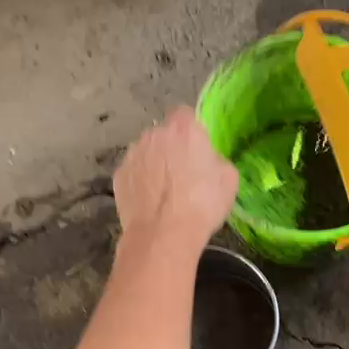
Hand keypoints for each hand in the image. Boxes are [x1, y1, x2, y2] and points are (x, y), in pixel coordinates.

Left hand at [113, 107, 237, 253]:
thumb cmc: (202, 204)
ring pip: (147, 151)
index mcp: (184, 129)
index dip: (192, 129)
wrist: (163, 235)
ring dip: (155, 163)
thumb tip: (208, 160)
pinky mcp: (119, 175)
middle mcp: (154, 134)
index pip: (185, 113)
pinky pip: (134, 171)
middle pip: (164, 133)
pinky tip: (151, 201)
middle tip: (184, 173)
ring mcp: (132, 154)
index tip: (198, 148)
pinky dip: (141, 181)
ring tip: (165, 190)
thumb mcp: (229, 180)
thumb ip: (217, 159)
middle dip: (172, 147)